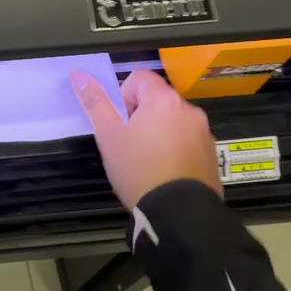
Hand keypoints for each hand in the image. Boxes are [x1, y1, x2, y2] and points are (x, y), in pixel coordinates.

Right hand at [72, 67, 221, 206]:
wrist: (179, 216)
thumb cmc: (139, 170)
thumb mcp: (108, 135)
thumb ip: (95, 101)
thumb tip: (79, 74)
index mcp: (163, 100)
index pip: (140, 77)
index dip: (124, 94)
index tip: (120, 121)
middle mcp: (189, 110)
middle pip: (158, 99)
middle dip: (142, 115)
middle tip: (130, 142)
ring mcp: (204, 134)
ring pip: (173, 121)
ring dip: (160, 131)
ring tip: (148, 161)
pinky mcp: (212, 157)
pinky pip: (188, 141)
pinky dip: (176, 148)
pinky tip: (166, 172)